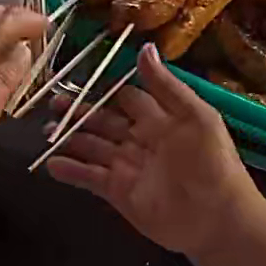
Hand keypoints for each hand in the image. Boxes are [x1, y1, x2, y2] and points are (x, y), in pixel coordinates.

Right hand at [45, 43, 265, 256]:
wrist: (217, 218)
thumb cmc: (212, 162)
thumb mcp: (196, 116)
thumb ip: (166, 85)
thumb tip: (144, 47)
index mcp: (160, 118)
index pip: (126, 97)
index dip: (106, 87)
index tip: (81, 76)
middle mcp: (140, 139)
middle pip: (104, 121)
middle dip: (80, 111)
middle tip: (53, 102)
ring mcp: (127, 166)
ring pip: (93, 146)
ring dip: (70, 137)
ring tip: (47, 130)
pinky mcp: (118, 192)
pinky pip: (89, 178)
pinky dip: (71, 170)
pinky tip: (51, 163)